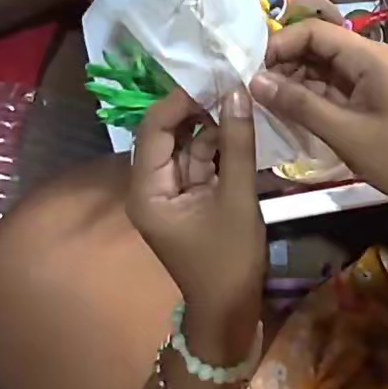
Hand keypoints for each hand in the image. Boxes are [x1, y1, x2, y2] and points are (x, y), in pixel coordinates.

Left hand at [129, 88, 264, 358]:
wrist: (231, 310)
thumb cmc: (229, 258)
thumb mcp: (238, 197)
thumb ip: (237, 142)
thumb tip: (238, 91)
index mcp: (147, 191)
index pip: (153, 131)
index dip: (179, 101)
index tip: (212, 78)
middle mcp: (151, 187)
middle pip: (168, 134)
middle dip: (196, 109)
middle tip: (230, 83)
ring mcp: (171, 191)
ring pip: (187, 144)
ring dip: (211, 124)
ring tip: (240, 97)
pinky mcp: (190, 196)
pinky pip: (200, 160)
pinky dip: (218, 144)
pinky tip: (239, 124)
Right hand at [249, 21, 387, 197]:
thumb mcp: (343, 132)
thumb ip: (298, 104)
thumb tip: (254, 81)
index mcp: (368, 56)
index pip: (314, 31)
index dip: (279, 44)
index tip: (250, 70)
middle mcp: (368, 57)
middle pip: (316, 45)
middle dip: (284, 62)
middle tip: (254, 89)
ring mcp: (368, 75)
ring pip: (321, 65)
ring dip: (293, 79)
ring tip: (266, 101)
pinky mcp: (367, 94)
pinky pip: (330, 84)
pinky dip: (308, 94)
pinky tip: (287, 109)